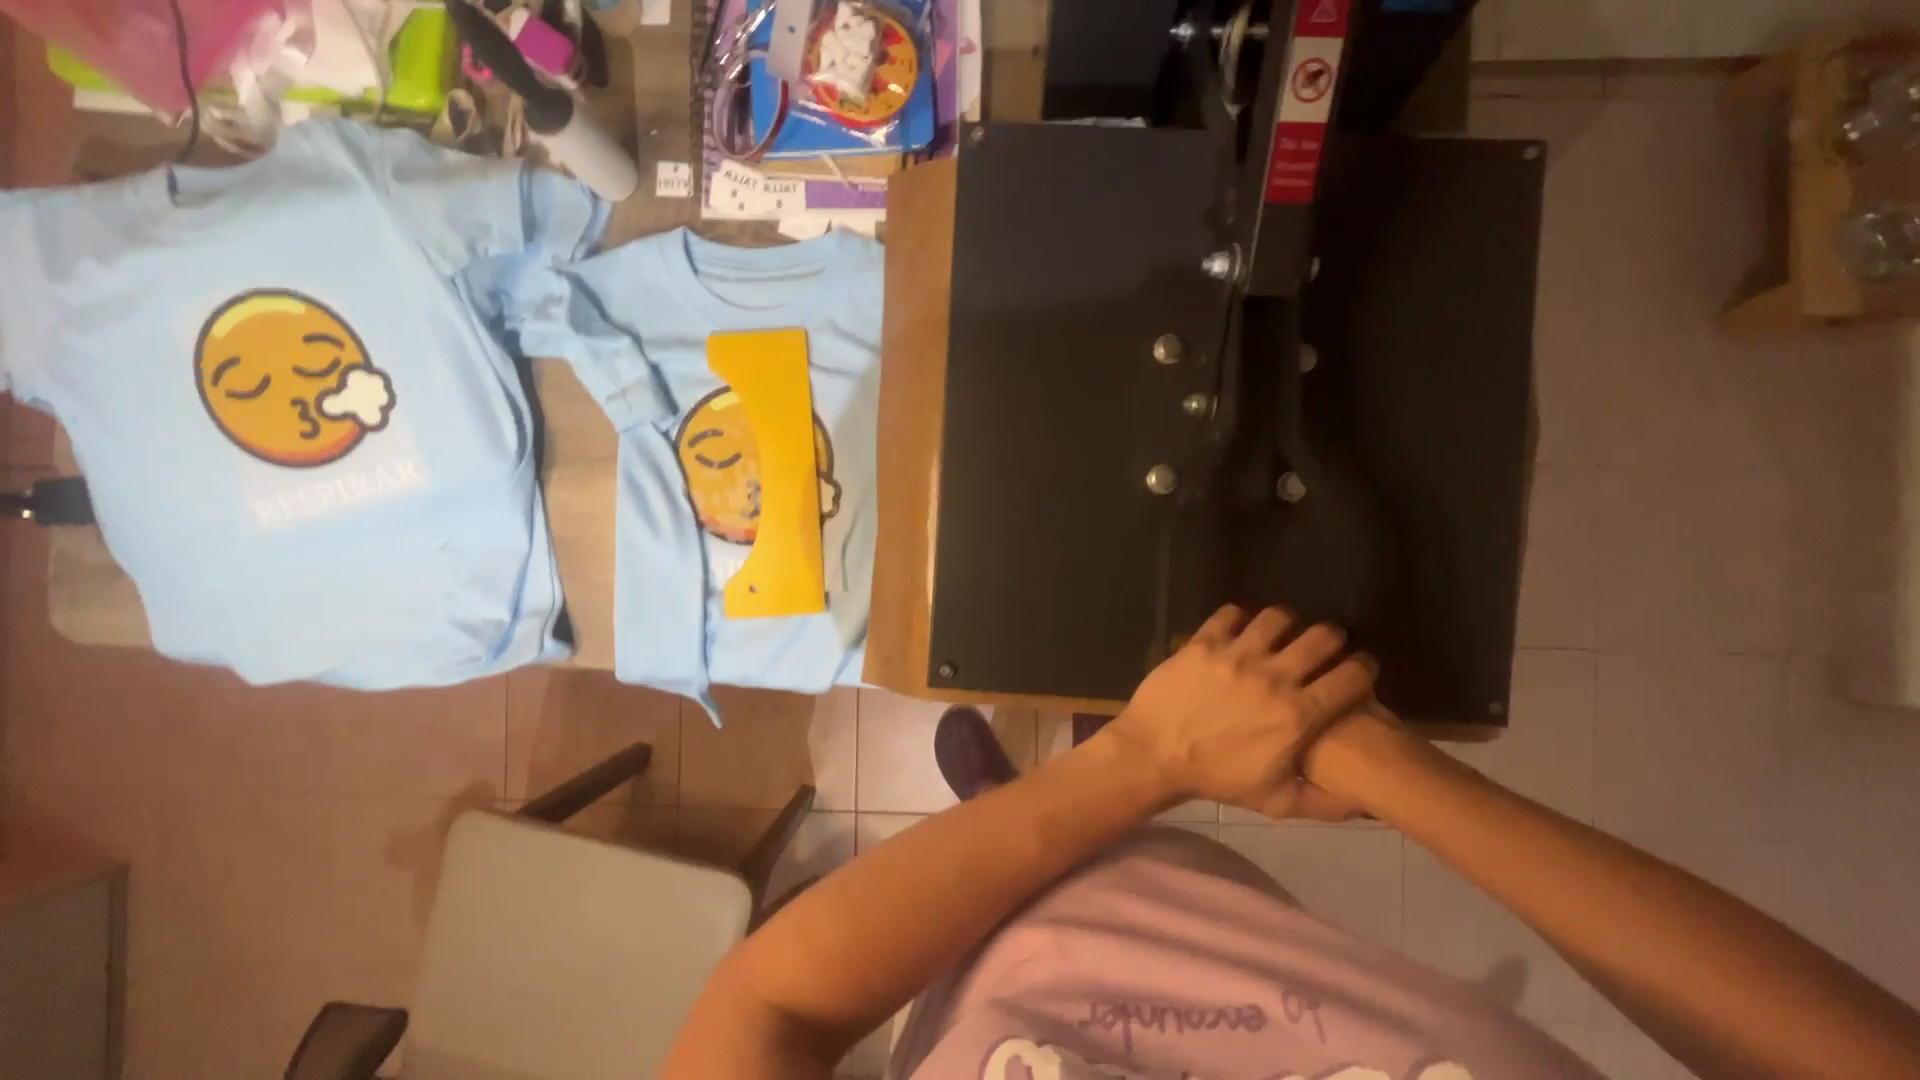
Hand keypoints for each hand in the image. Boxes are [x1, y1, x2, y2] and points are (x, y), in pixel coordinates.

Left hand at [1104, 605, 1375, 819]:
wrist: (1153, 756)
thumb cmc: (1216, 780)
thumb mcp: (1276, 802)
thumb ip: (1325, 803)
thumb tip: (1367, 802)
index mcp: (1298, 715)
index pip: (1352, 676)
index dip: (1365, 669)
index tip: (1360, 671)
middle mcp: (1273, 677)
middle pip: (1324, 637)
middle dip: (1332, 640)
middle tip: (1323, 649)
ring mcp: (1236, 655)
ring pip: (1279, 617)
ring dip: (1287, 624)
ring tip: (1281, 635)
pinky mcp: (1203, 642)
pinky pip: (1231, 613)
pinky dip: (1239, 618)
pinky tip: (1238, 630)